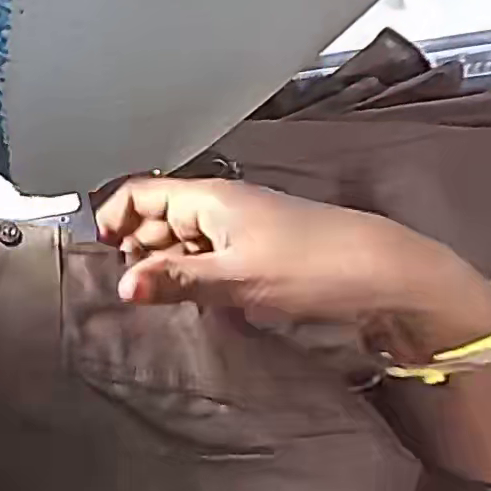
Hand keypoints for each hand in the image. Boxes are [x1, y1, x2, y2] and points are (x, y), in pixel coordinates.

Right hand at [95, 177, 490, 355]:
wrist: (388, 278)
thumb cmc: (314, 265)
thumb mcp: (236, 276)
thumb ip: (175, 280)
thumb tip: (123, 287)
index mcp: (209, 198)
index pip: (140, 193)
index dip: (114, 218)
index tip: (102, 254)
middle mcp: (217, 207)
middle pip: (154, 217)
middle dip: (134, 247)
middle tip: (129, 284)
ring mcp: (235, 229)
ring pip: (177, 240)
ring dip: (160, 265)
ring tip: (156, 295)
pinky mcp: (251, 251)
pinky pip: (202, 258)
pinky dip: (186, 274)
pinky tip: (187, 297)